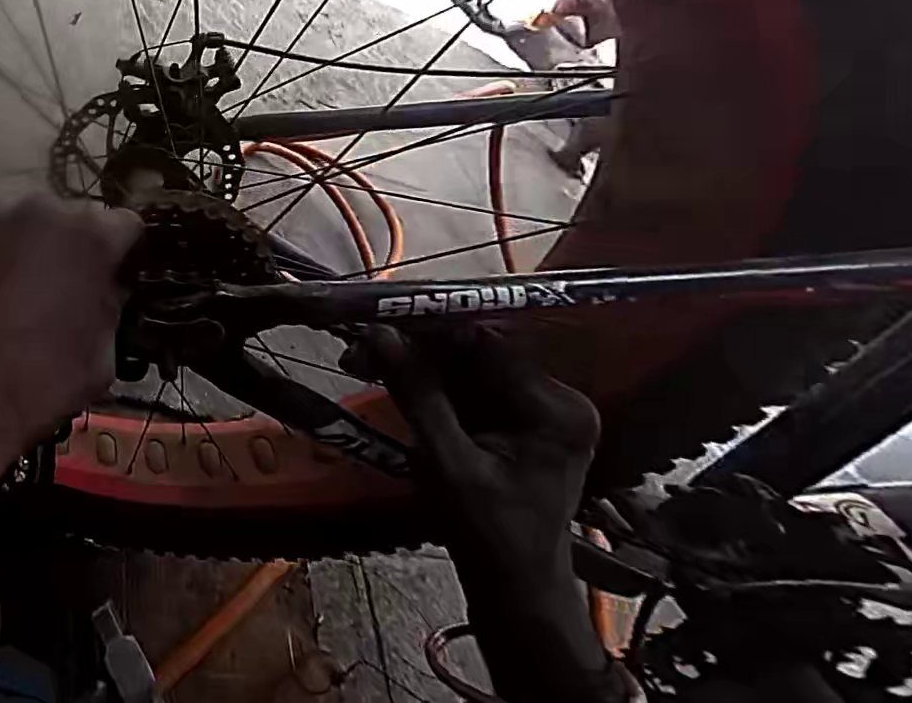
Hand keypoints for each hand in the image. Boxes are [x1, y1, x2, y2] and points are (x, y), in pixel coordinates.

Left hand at [0, 197, 140, 493]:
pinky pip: (1, 244)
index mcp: (89, 233)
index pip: (128, 225)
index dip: (129, 254)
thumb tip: (106, 291)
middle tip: (80, 289)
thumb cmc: (38, 381)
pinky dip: (8, 263)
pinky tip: (1, 301)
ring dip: (44, 253)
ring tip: (37, 297)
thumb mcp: (102, 356)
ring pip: (36, 229)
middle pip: (78, 220)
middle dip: (84, 249)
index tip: (125, 278)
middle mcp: (42, 211)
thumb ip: (111, 307)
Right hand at [362, 323, 623, 702]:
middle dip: (410, 349)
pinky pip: (459, 384)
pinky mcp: (509, 417)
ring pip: (458, 365)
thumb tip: (379, 331)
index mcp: (555, 407)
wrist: (514, 590)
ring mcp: (532, 407)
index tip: (372, 322)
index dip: (425, 328)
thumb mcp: (447, 462)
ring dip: (408, 364)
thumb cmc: (489, 534)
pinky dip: (420, 382)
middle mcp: (552, 398)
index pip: (483, 344)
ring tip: (358, 362)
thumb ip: (417, 393)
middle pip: (468, 352)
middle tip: (356, 351)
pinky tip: (383, 378)